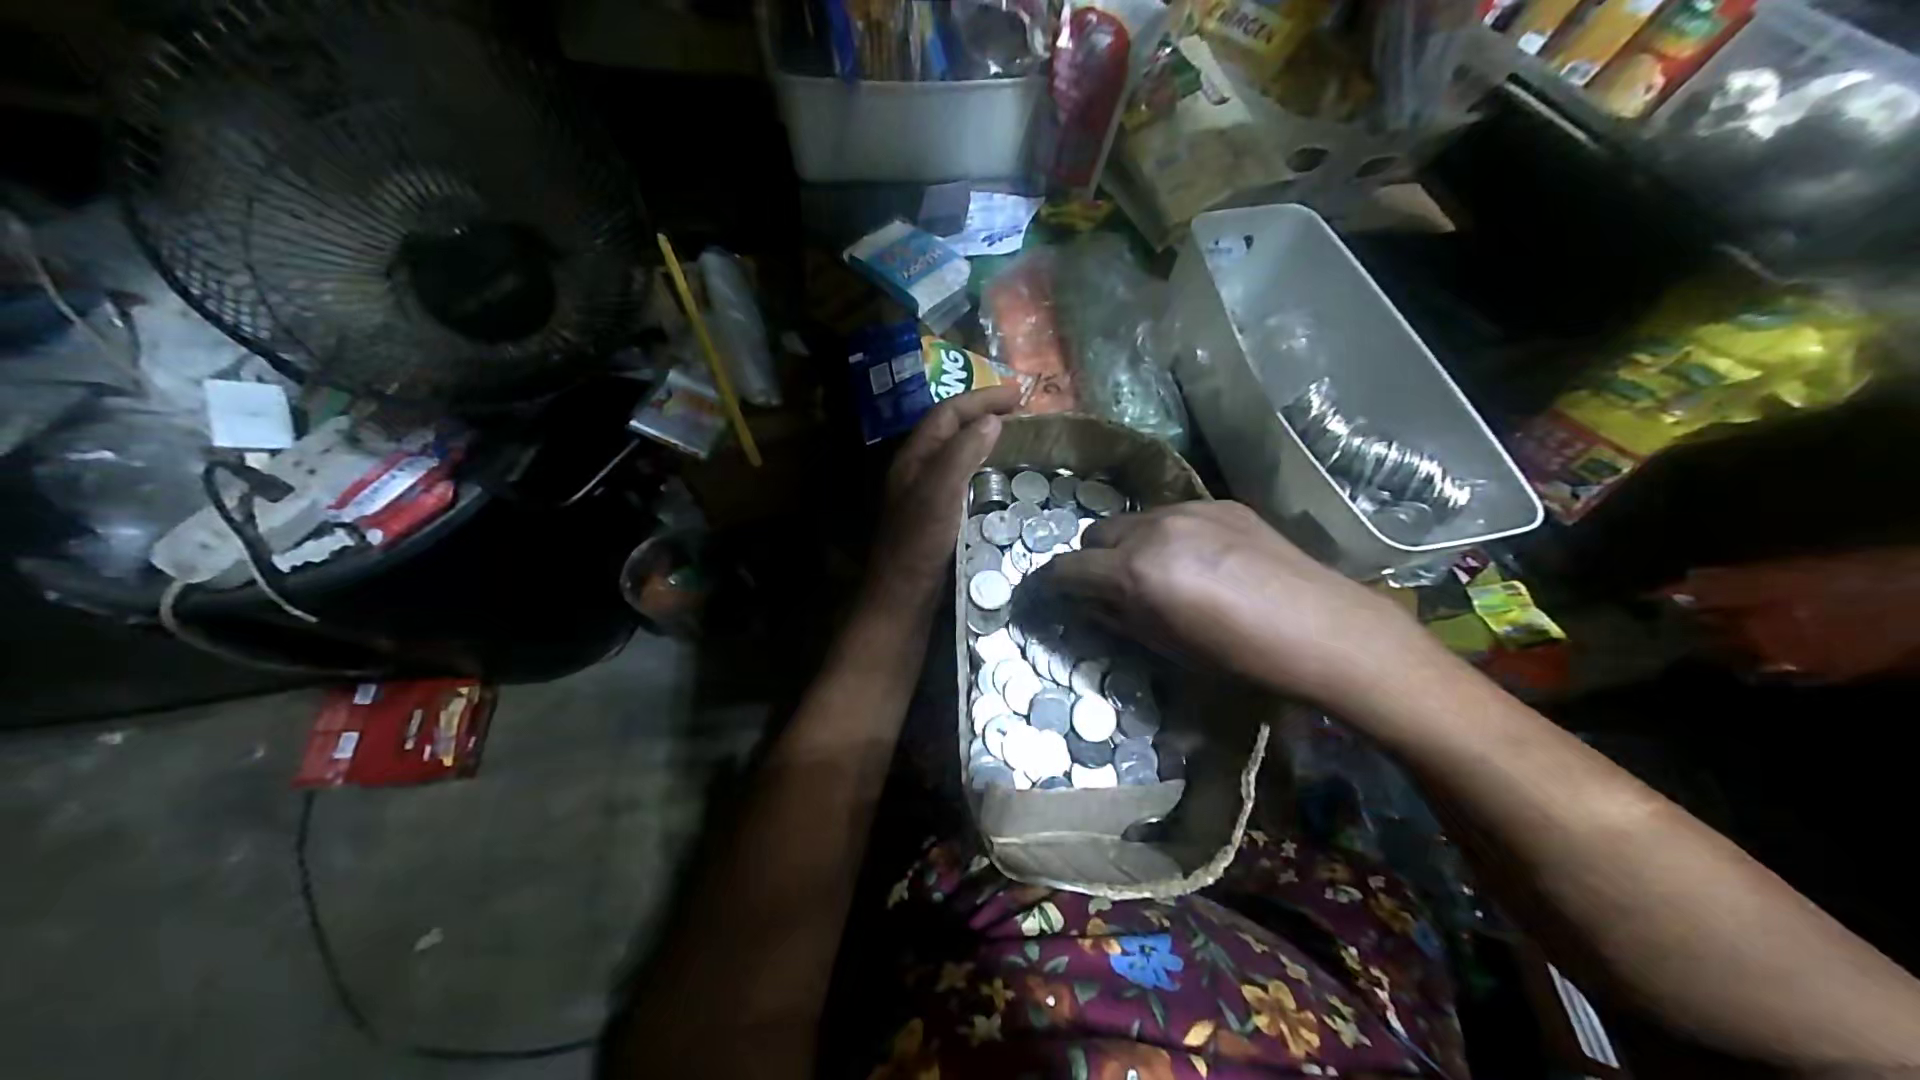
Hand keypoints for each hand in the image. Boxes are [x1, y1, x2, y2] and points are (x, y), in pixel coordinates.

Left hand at [865, 385, 1023, 606]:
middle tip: (1022, 410)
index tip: (1019, 393)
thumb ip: (963, 452)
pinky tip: (1002, 476)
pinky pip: (964, 476)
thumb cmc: (919, 542)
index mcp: (915, 456)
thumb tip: (992, 420)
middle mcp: (919, 468)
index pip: (949, 412)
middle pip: (953, 428)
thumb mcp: (940, 491)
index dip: (982, 398)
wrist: (903, 595)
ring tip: (1017, 436)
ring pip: (959, 452)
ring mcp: (927, 491)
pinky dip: (985, 465)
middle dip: (985, 412)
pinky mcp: (938, 513)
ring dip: (986, 438)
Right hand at [1032, 501, 1433, 707]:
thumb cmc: (1240, 656)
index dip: (1053, 583)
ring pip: (1133, 520)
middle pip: (1095, 533)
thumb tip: (1086, 605)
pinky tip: (1200, 561)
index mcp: (1135, 570)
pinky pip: (1173, 515)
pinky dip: (1167, 535)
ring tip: (1158, 572)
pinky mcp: (1222, 503)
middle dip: (1092, 560)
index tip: (1053, 594)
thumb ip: (1116, 619)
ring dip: (1129, 544)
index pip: (1067, 567)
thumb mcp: (1165, 647)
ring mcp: (1190, 509)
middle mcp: (1153, 528)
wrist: (1324, 630)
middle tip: (1110, 588)